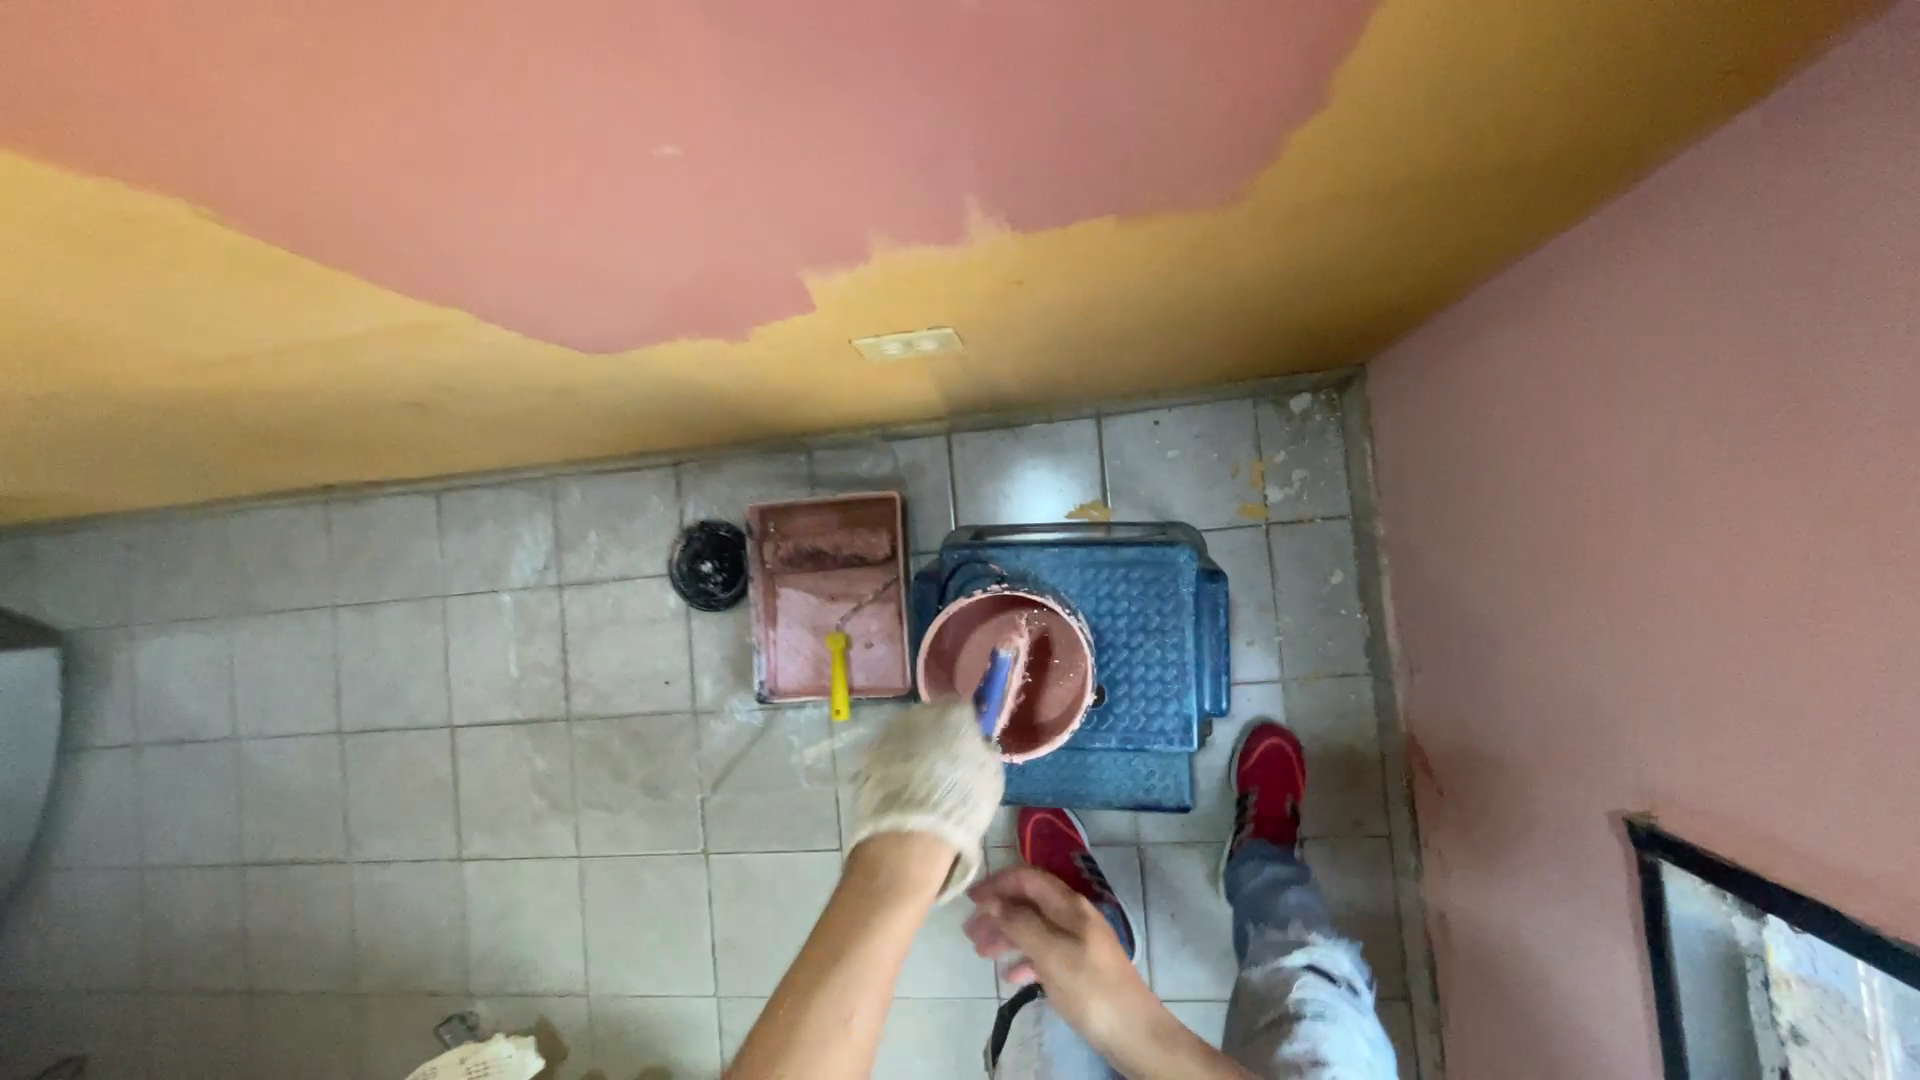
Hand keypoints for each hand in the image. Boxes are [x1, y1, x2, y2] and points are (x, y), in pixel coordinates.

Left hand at [847, 702, 1003, 902]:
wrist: (911, 837)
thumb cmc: (960, 806)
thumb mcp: (990, 777)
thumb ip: (984, 751)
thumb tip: (978, 744)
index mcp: (954, 715)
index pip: (962, 711)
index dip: (966, 729)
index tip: (969, 747)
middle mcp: (920, 715)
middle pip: (933, 719)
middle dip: (939, 736)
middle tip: (947, 765)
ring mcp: (891, 733)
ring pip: (909, 735)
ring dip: (916, 750)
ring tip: (922, 781)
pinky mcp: (871, 755)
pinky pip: (890, 753)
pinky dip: (896, 765)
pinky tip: (902, 789)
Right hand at [964, 866, 1158, 1047]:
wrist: (1134, 1032)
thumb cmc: (1090, 988)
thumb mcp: (1051, 953)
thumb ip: (1020, 924)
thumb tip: (991, 901)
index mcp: (1069, 904)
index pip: (1028, 878)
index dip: (998, 883)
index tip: (970, 898)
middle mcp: (1073, 916)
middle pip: (1028, 902)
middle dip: (998, 912)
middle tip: (970, 932)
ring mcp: (1078, 941)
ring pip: (1034, 927)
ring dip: (1006, 935)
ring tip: (981, 953)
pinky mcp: (1079, 967)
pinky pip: (1045, 952)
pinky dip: (1024, 959)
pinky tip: (1011, 976)